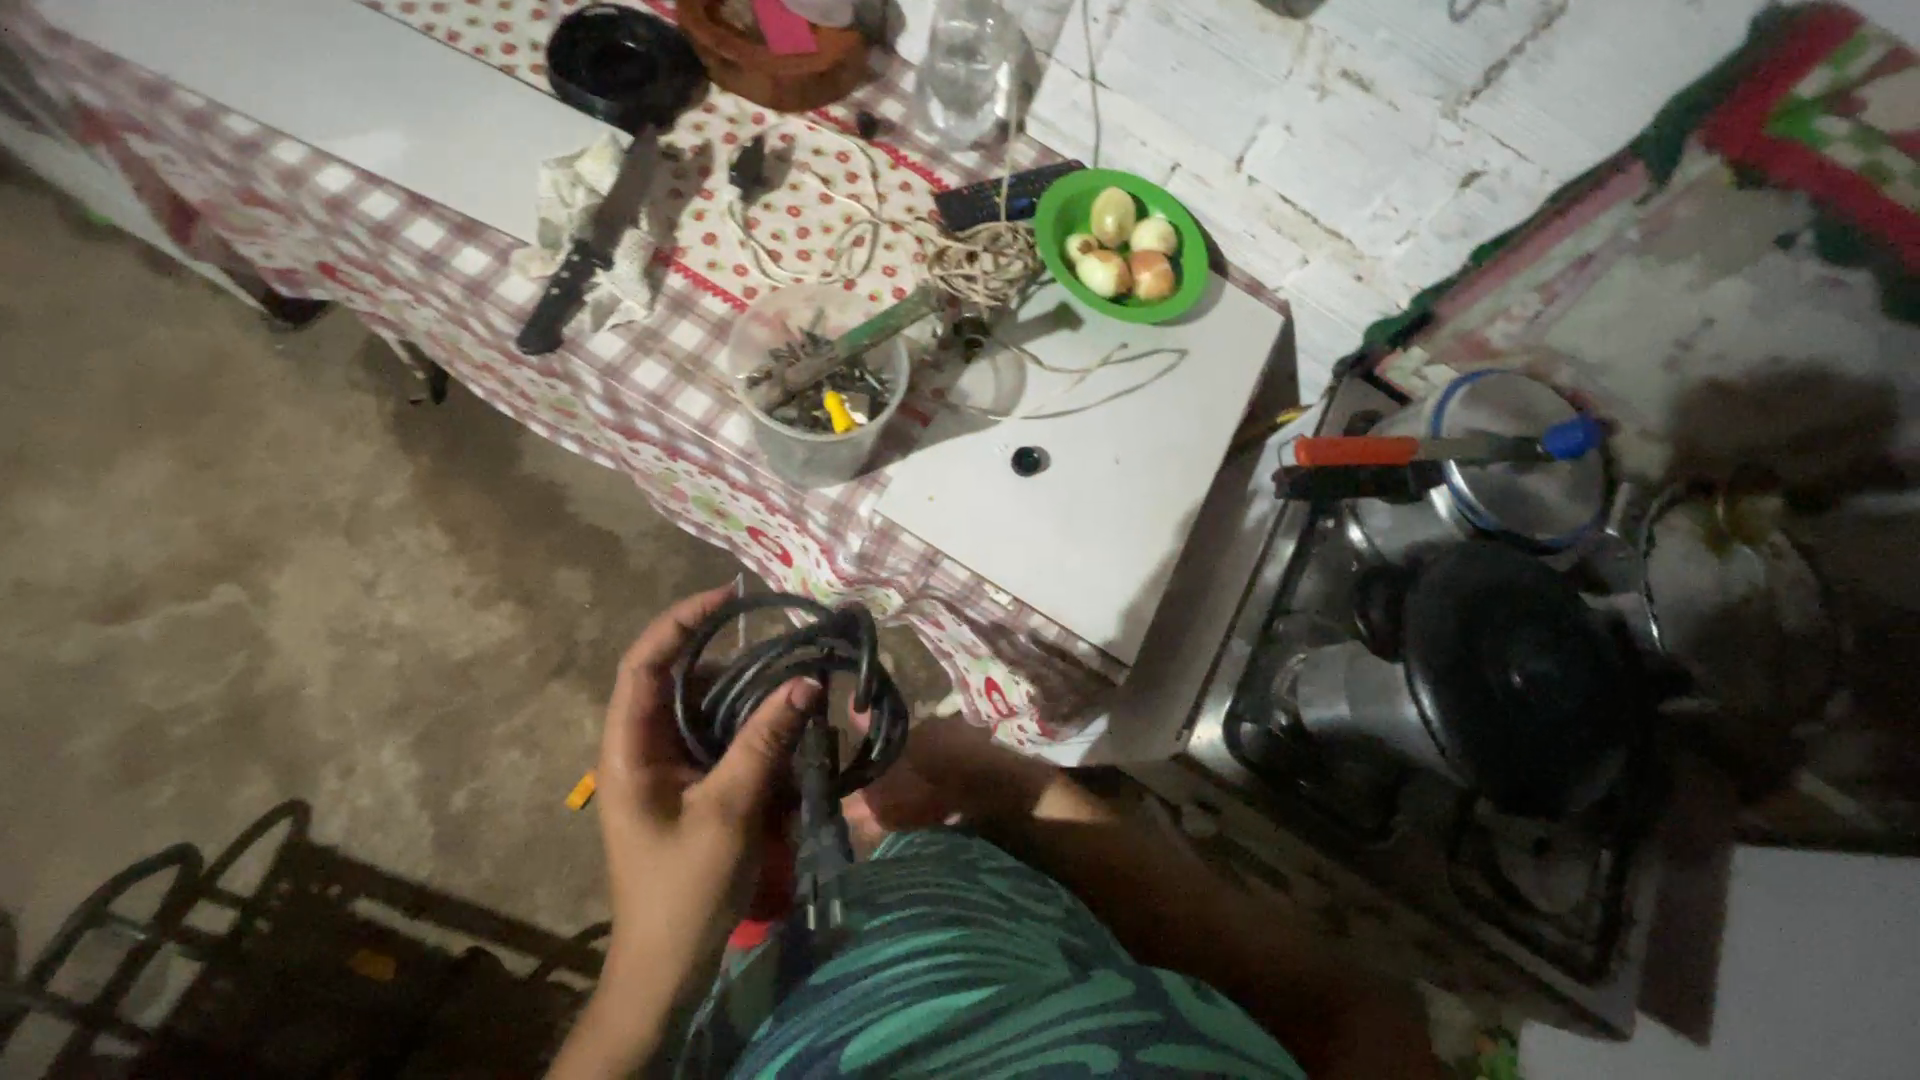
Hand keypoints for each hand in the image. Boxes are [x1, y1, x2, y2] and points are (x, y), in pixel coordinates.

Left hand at [592, 588, 816, 1015]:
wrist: (668, 965)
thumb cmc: (684, 890)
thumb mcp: (730, 810)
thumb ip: (765, 741)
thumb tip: (806, 680)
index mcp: (629, 747)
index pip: (644, 663)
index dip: (681, 621)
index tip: (731, 597)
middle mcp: (642, 746)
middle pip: (678, 678)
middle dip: (727, 655)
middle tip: (781, 642)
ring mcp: (665, 766)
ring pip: (704, 707)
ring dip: (745, 692)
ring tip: (790, 680)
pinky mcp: (688, 785)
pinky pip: (719, 736)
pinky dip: (750, 725)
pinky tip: (784, 726)